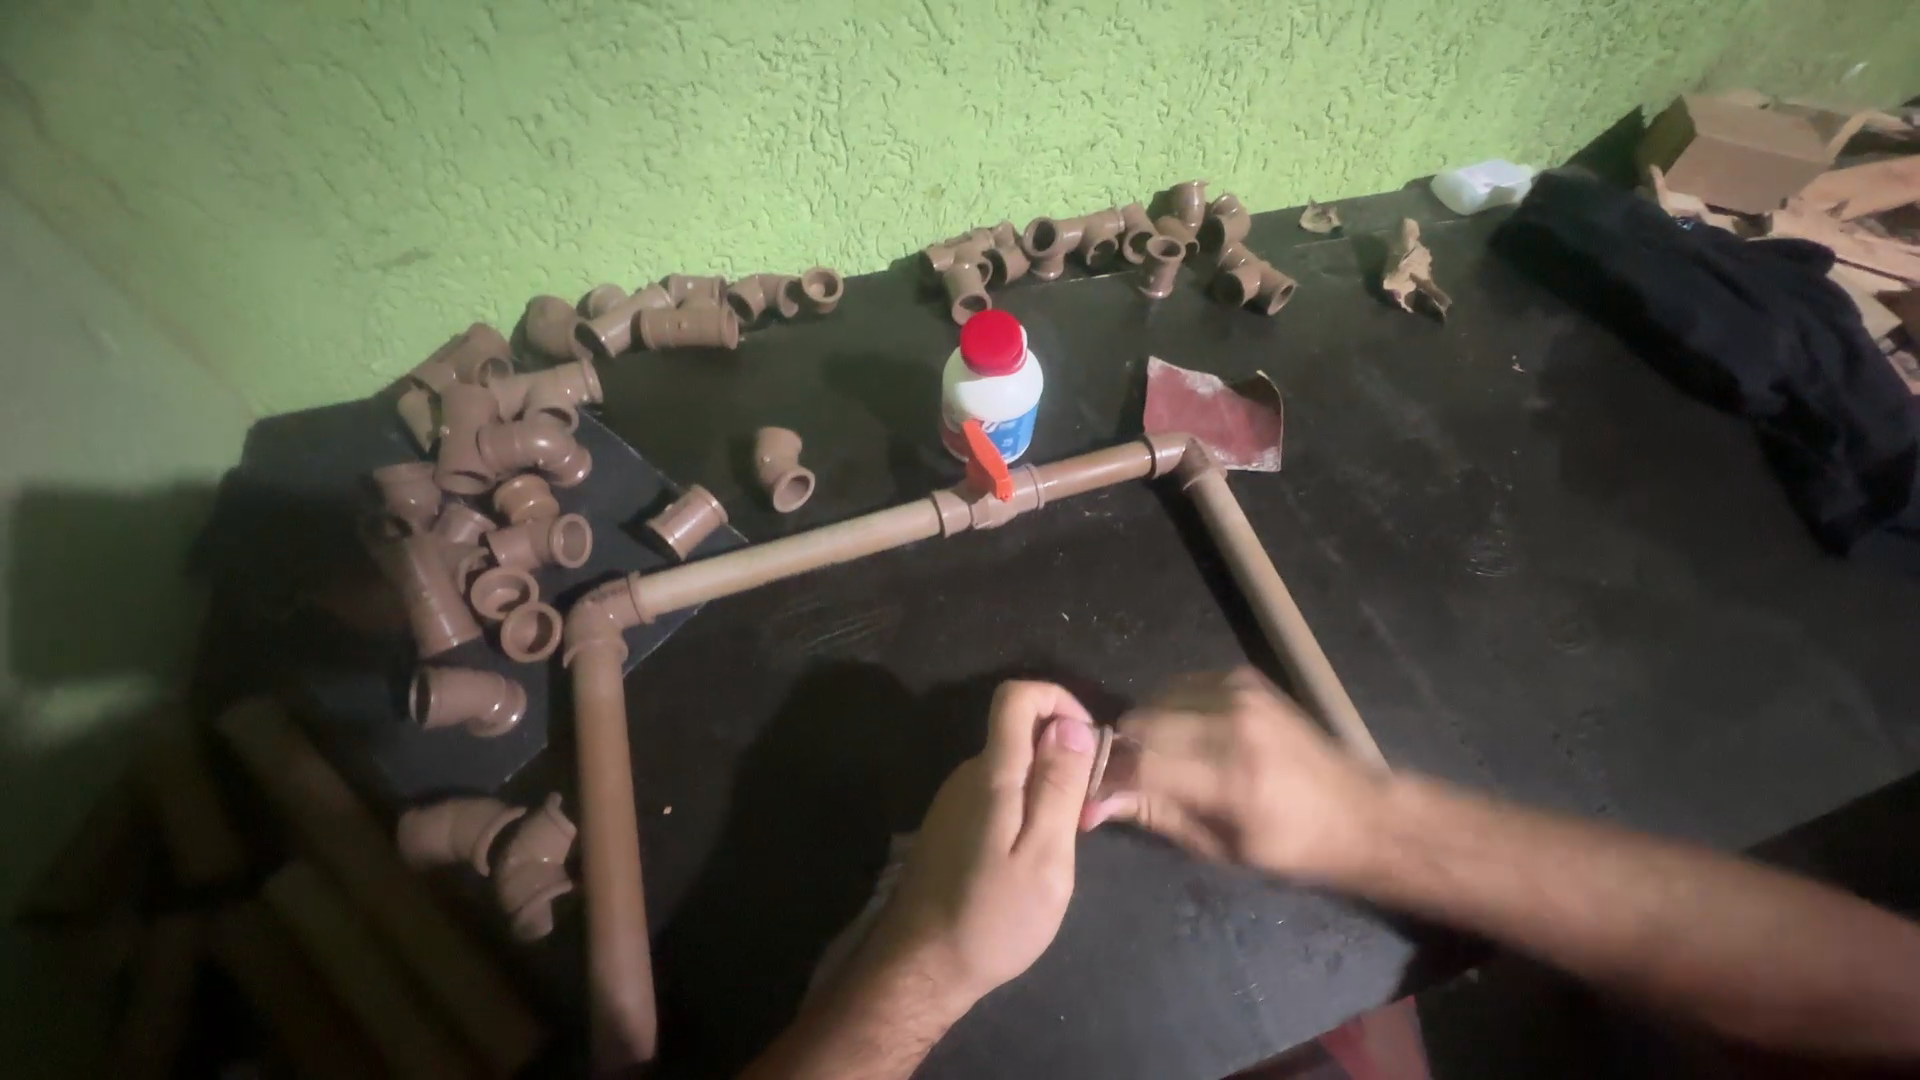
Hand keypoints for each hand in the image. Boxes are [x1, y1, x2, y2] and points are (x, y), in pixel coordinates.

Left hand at [853, 681, 1098, 1010]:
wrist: (922, 965)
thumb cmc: (992, 917)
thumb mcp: (1044, 856)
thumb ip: (1058, 786)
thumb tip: (1071, 724)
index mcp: (992, 773)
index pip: (1017, 696)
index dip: (1059, 701)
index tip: (1090, 743)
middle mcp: (970, 773)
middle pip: (1020, 731)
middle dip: (1064, 756)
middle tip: (1089, 815)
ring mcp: (957, 797)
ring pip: (1014, 765)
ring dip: (1048, 787)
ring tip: (1068, 843)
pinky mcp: (953, 822)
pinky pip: (999, 792)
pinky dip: (1027, 806)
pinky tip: (1035, 856)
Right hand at [1085, 667, 1386, 878]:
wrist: (1359, 809)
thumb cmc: (1290, 846)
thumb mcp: (1218, 848)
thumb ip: (1153, 814)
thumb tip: (1090, 804)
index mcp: (1232, 777)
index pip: (1140, 762)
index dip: (1105, 776)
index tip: (1087, 790)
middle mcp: (1233, 722)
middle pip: (1140, 721)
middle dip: (1121, 750)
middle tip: (1120, 776)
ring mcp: (1238, 692)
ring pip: (1154, 699)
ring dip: (1144, 729)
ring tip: (1158, 759)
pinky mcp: (1240, 676)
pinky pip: (1178, 686)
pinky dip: (1169, 710)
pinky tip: (1185, 736)